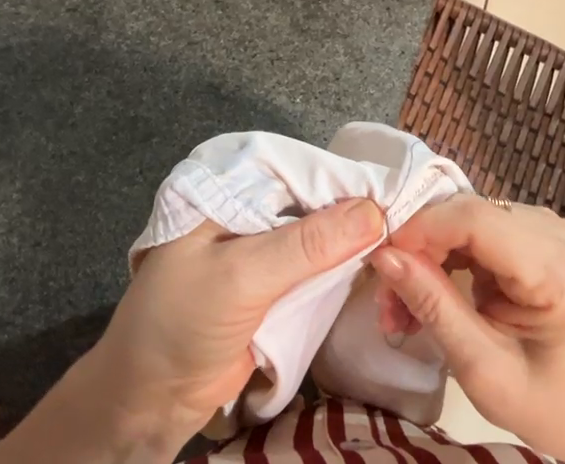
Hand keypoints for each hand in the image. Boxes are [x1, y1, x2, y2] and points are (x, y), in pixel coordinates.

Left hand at [0, 197, 385, 460]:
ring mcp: (261, 245)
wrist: (149, 397)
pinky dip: (342, 265)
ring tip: (408, 234)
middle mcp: (246, 206)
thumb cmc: (180, 323)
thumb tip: (375, 211)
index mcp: (227, 187)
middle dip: (355, 205)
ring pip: (318, 231)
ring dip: (354, 237)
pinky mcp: (273, 282)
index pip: (296, 167)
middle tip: (414, 211)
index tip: (400, 184)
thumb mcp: (241, 276)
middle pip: (312, 196)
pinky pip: (315, 265)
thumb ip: (305, 245)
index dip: (344, 175)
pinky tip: (377, 261)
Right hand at [372, 196, 564, 463]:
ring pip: (464, 214)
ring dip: (426, 251)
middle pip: (468, 213)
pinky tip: (428, 285)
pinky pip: (473, 223)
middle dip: (418, 247)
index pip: (479, 221)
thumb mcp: (479, 367)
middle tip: (387, 298)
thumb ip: (434, 306)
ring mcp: (549, 224)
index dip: (423, 229)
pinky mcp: (534, 226)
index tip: (380, 261)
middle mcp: (559, 233)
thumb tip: (384, 256)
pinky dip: (443, 251)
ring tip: (403, 302)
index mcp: (559, 272)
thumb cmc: (538, 399)